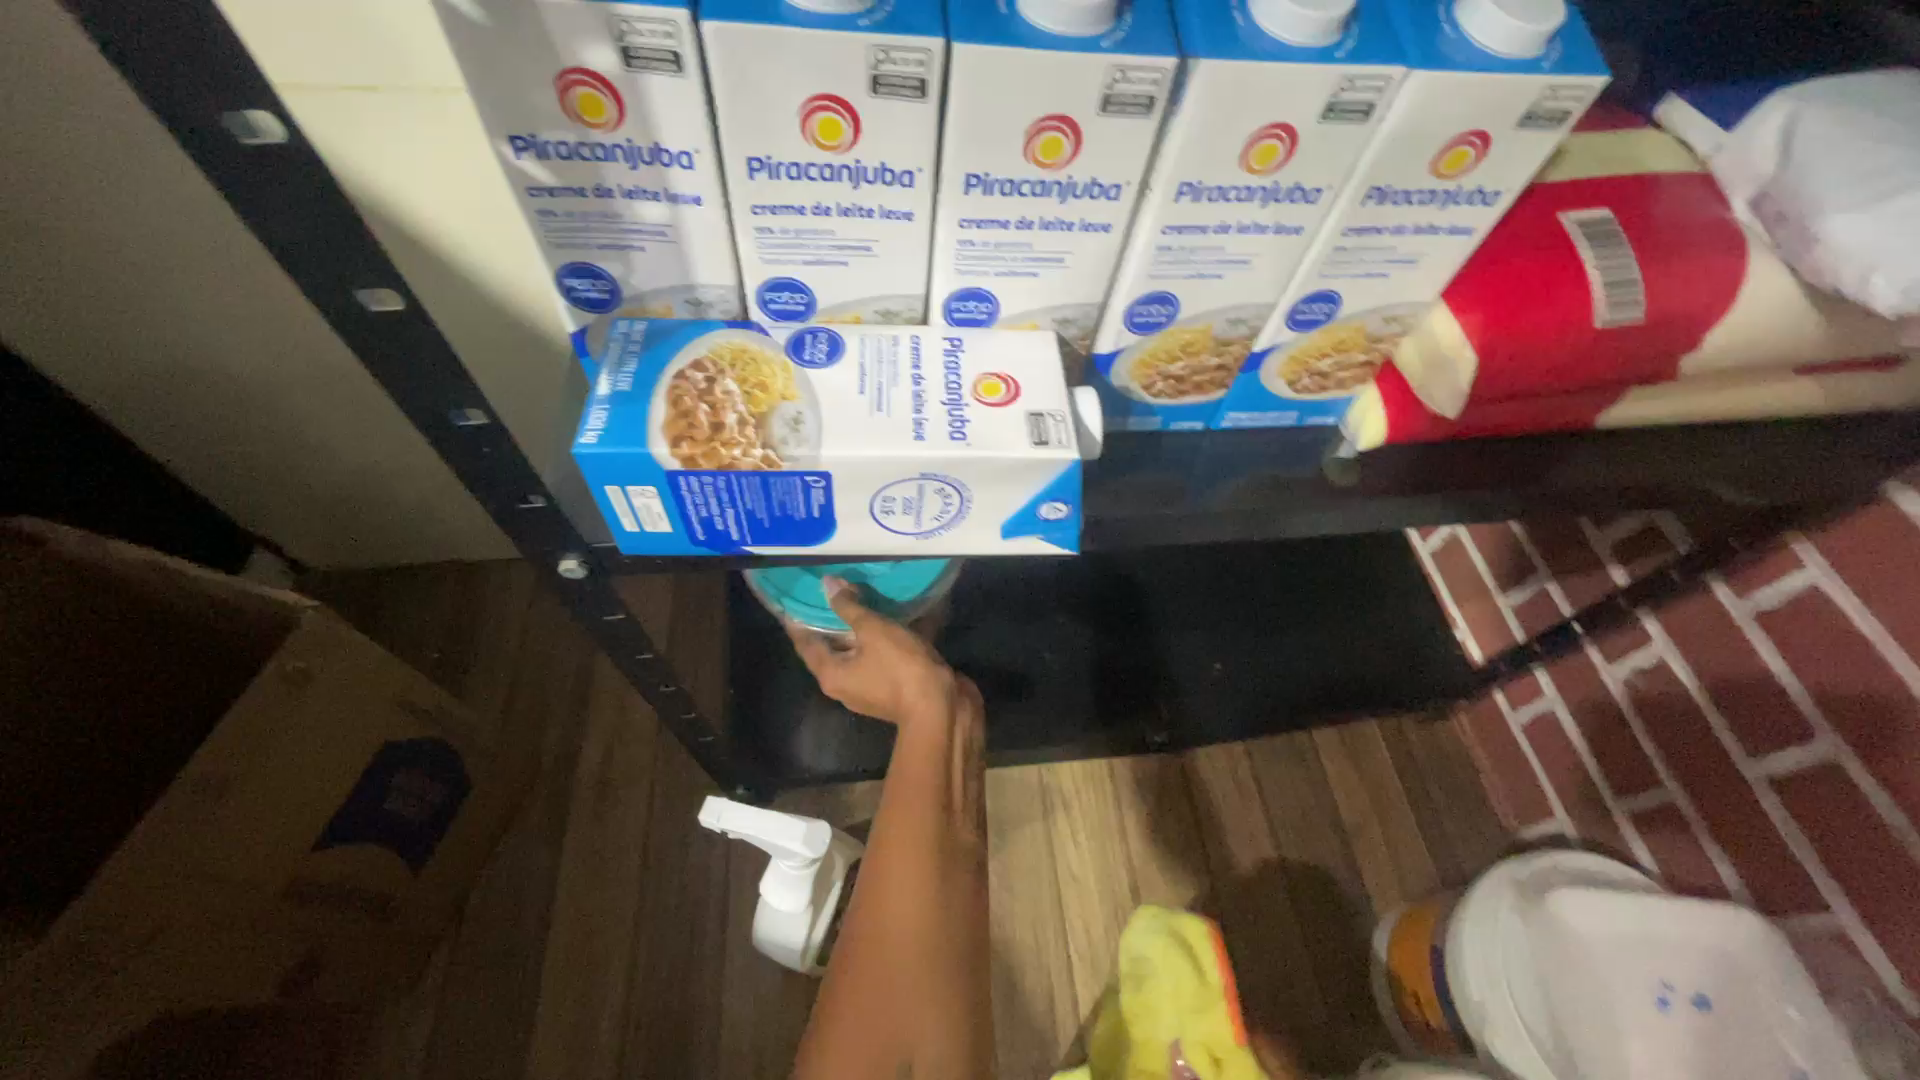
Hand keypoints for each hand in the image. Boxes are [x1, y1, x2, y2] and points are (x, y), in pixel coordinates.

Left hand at [785, 576, 966, 728]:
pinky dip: (881, 640)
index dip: (797, 619)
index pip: (804, 643)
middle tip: (830, 591)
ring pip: (857, 652)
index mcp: (830, 673)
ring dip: (859, 629)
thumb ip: (849, 607)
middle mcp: (843, 685)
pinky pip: (878, 658)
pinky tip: (892, 619)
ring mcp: (868, 689)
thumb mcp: (873, 630)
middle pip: (830, 647)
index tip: (793, 598)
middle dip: (830, 620)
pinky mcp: (891, 688)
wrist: (940, 708)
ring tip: (862, 599)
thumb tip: (828, 584)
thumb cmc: (900, 668)